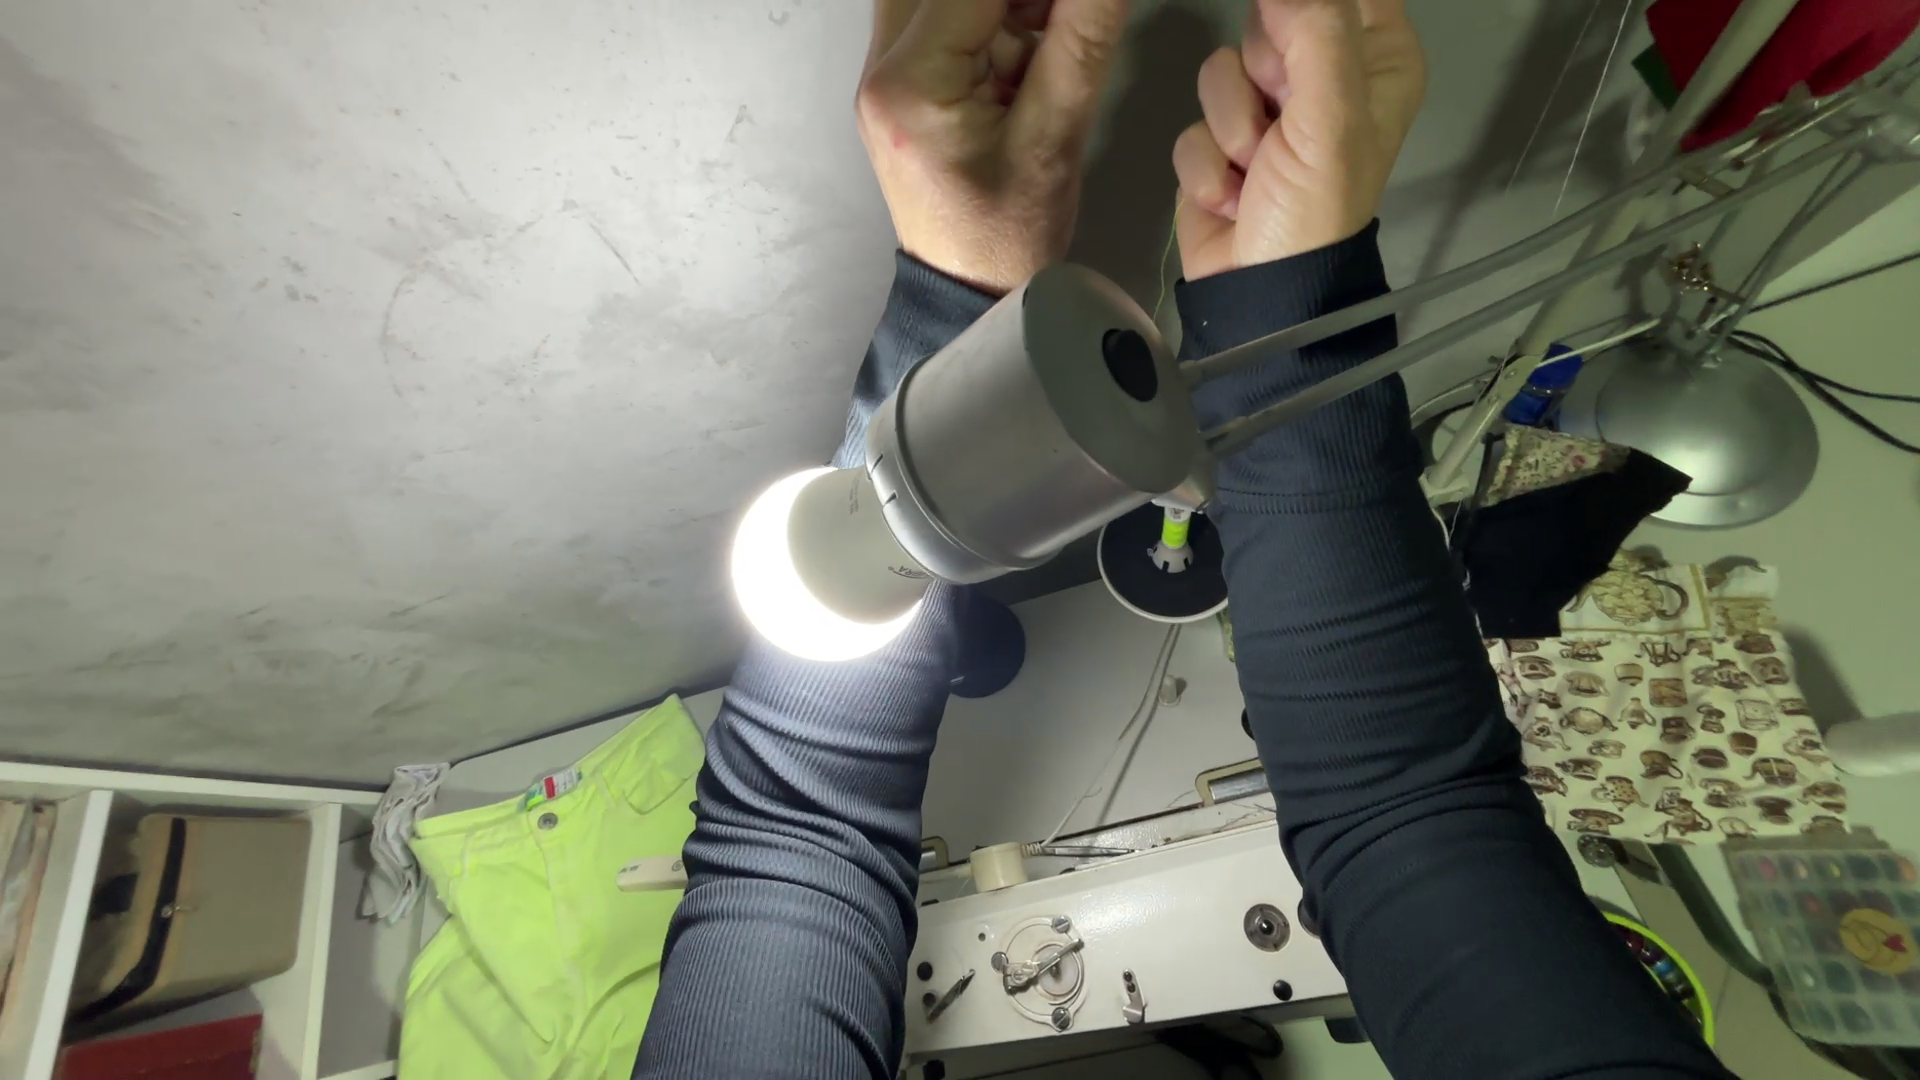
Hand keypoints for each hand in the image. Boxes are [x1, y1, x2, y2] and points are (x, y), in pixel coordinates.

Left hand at [857, 0, 1129, 293]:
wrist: (970, 297)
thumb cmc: (1010, 236)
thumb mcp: (1054, 138)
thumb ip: (1082, 36)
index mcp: (908, 83)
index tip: (1077, 14)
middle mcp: (878, 69)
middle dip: (1014, 3)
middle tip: (1056, 33)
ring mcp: (882, 82)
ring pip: (942, 2)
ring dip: (1000, 12)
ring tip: (1035, 66)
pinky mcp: (898, 95)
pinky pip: (939, 29)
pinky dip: (987, 32)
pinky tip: (1018, 76)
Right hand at [1174, 0, 1424, 279]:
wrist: (1260, 289)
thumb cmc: (1313, 207)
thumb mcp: (1331, 115)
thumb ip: (1314, 30)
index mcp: (1370, 61)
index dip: (1302, 9)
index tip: (1286, 46)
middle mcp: (1315, 81)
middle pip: (1268, 22)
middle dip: (1261, 74)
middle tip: (1278, 121)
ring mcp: (1260, 117)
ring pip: (1219, 74)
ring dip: (1229, 132)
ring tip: (1251, 173)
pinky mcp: (1215, 151)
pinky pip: (1192, 129)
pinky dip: (1204, 170)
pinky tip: (1228, 198)